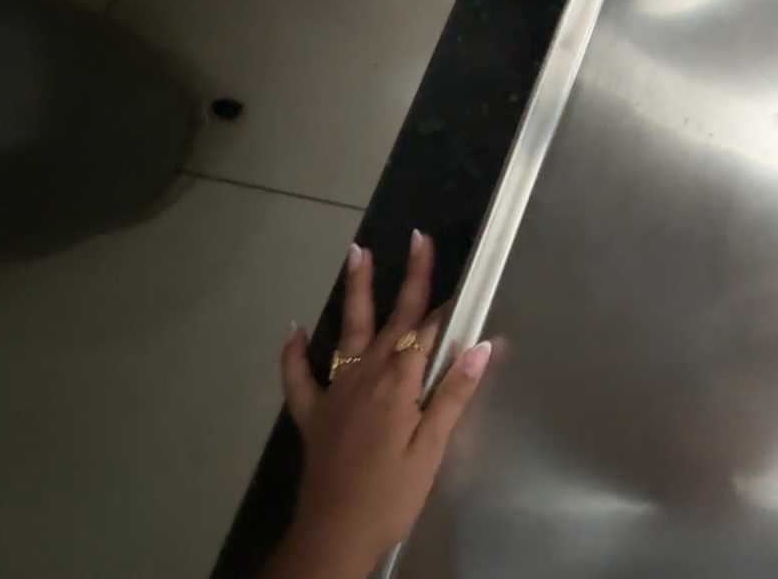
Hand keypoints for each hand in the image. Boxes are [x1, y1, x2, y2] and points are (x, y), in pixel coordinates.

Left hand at [266, 231, 492, 578]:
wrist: (331, 540)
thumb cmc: (390, 494)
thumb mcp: (432, 448)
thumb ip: (453, 394)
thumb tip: (483, 344)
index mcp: (399, 385)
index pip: (428, 331)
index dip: (445, 304)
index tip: (460, 277)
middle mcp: (366, 378)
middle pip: (392, 318)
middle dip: (408, 276)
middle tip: (416, 237)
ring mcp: (336, 394)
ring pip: (346, 333)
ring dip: (354, 293)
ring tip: (355, 255)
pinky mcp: (314, 416)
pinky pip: (299, 379)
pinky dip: (294, 354)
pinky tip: (294, 330)